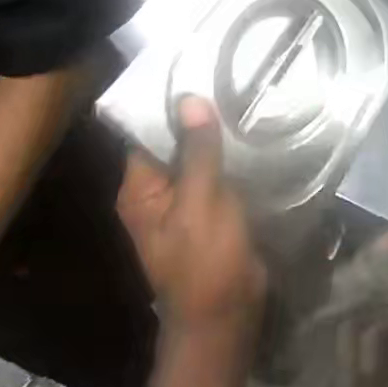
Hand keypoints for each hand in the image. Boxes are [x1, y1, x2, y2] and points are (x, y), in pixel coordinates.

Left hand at [117, 97, 266, 337]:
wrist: (226, 318)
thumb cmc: (205, 262)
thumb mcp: (201, 203)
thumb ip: (197, 151)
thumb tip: (189, 98)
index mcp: (140, 189)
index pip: (144, 132)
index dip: (164, 102)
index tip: (191, 68)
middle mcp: (155, 190)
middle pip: (171, 141)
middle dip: (194, 113)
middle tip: (222, 73)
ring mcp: (182, 200)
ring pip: (195, 154)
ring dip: (214, 132)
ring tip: (238, 91)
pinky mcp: (208, 207)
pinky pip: (213, 170)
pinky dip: (227, 152)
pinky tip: (248, 129)